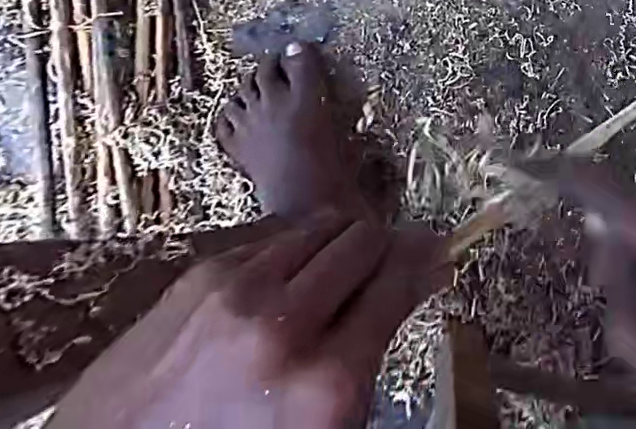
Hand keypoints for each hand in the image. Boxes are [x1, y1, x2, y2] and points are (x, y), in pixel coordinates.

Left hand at [50, 214, 449, 428]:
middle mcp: (285, 329)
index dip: (426, 261)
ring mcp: (236, 296)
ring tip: (328, 277)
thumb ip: (376, 353)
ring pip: (325, 226)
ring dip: (338, 246)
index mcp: (326, 384)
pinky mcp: (198, 278)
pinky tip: (277, 289)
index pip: (403, 279)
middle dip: (382, 251)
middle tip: (379, 272)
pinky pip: (275, 239)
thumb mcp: (322, 426)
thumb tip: (430, 271)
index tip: (438, 255)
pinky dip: (291, 256)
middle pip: (368, 240)